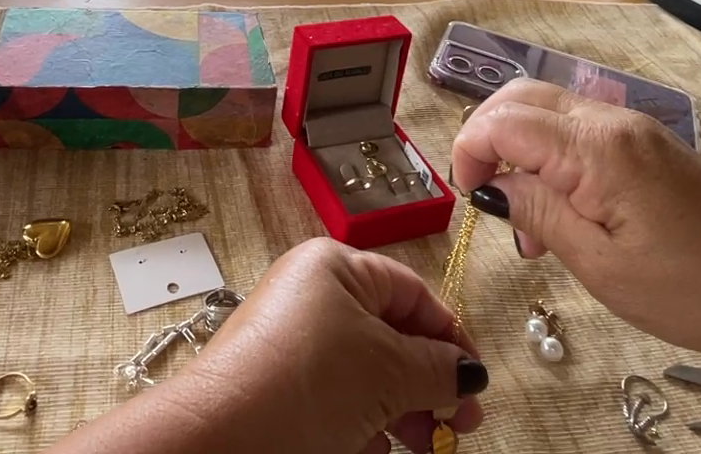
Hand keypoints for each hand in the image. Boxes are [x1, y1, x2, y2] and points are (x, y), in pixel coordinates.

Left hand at [165, 238, 486, 453]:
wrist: (222, 438)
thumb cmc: (308, 382)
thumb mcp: (386, 370)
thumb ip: (437, 367)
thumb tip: (470, 371)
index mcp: (335, 266)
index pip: (409, 291)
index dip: (449, 335)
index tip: (477, 383)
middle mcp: (312, 294)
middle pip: (391, 335)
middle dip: (429, 383)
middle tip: (462, 426)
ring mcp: (295, 339)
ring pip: (368, 372)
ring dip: (403, 411)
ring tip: (427, 446)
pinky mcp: (282, 382)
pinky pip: (339, 396)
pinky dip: (364, 423)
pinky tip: (374, 450)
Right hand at [451, 80, 700, 373]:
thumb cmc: (693, 293)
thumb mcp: (600, 265)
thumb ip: (536, 212)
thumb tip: (490, 185)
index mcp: (598, 149)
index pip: (504, 120)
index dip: (470, 149)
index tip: (471, 196)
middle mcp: (611, 121)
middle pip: (520, 97)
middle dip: (487, 136)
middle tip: (488, 194)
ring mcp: (633, 127)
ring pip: (546, 107)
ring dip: (518, 145)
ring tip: (527, 215)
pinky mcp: (647, 141)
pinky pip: (577, 127)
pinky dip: (549, 151)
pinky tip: (561, 205)